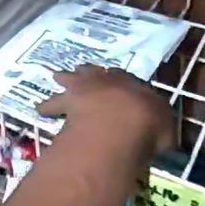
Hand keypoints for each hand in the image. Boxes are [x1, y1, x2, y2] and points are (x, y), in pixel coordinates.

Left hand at [36, 64, 173, 156]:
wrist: (119, 121)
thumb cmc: (149, 124)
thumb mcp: (165, 127)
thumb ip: (160, 127)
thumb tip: (161, 134)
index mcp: (132, 83)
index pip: (124, 77)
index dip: (118, 80)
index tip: (114, 80)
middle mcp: (105, 80)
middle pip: (93, 71)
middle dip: (88, 72)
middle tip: (81, 70)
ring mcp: (83, 87)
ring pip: (70, 79)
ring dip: (64, 78)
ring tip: (56, 75)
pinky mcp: (66, 101)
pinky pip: (52, 103)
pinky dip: (46, 106)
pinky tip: (39, 109)